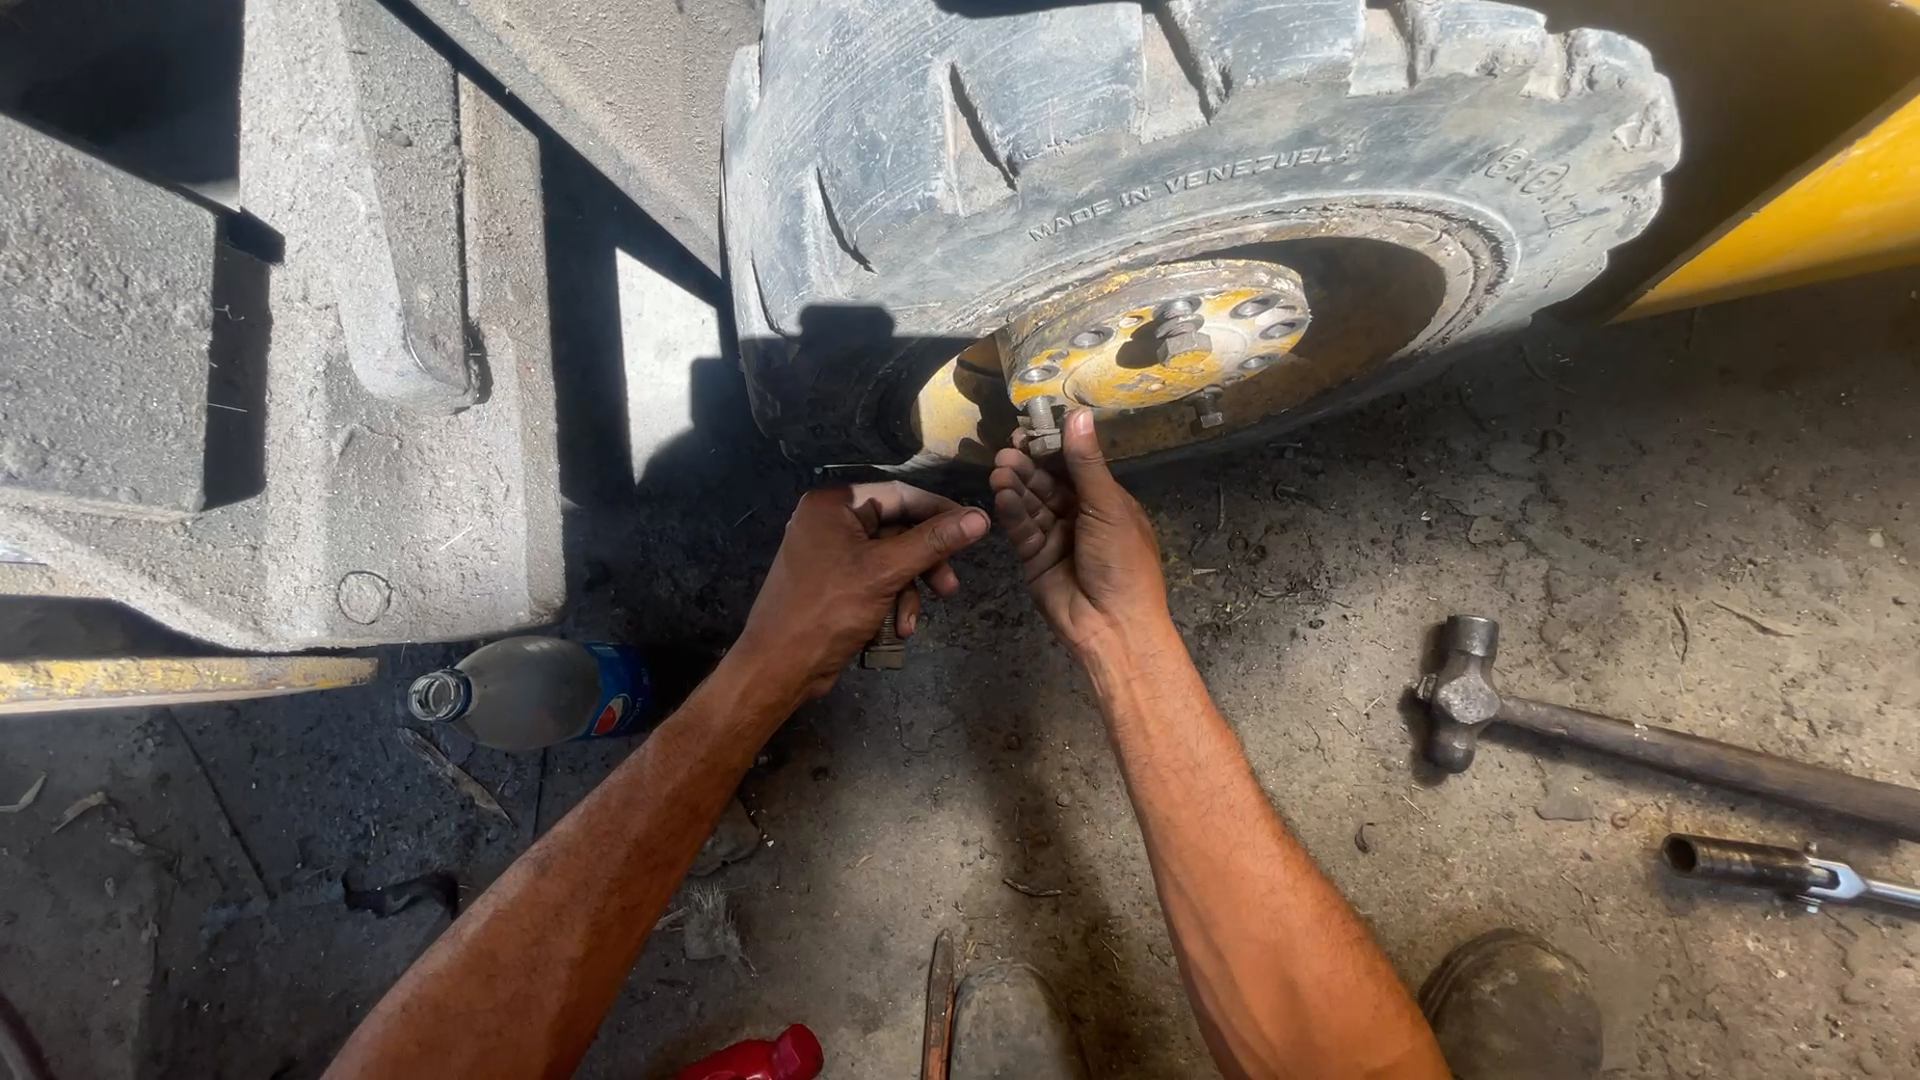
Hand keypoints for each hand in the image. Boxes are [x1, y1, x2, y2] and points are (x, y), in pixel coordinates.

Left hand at [736, 481, 989, 700]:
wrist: (779, 667)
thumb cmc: (829, 609)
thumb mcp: (887, 571)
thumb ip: (934, 541)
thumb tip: (981, 517)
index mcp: (833, 505)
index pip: (899, 494)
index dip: (939, 511)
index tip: (974, 527)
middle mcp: (830, 522)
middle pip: (898, 530)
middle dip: (924, 564)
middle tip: (950, 587)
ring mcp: (831, 554)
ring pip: (891, 562)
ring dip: (908, 593)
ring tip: (909, 623)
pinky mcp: (835, 584)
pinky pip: (876, 582)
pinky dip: (890, 604)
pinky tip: (894, 630)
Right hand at [990, 409, 1169, 658]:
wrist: (1113, 625)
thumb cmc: (1122, 562)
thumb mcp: (1108, 506)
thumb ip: (1086, 463)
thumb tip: (1078, 414)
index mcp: (1106, 501)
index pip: (1074, 466)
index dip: (1053, 448)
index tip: (1030, 429)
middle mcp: (1080, 515)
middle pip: (1048, 483)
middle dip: (1028, 466)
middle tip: (1007, 449)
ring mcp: (1056, 537)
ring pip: (1031, 503)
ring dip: (1016, 485)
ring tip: (1000, 468)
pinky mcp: (1035, 557)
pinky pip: (1022, 528)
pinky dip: (1012, 511)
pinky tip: (1002, 495)